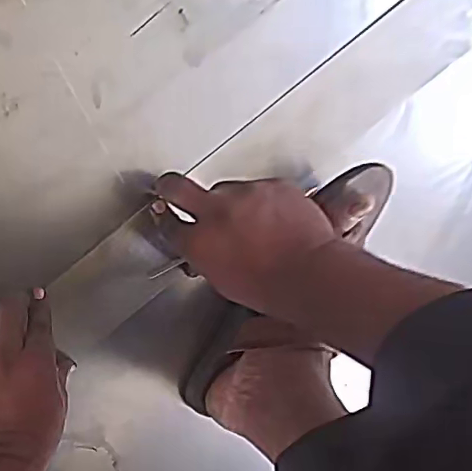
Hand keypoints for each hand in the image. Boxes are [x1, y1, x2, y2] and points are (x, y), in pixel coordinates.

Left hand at [0, 290, 73, 470]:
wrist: (7, 453)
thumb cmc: (40, 430)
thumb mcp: (61, 398)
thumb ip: (58, 370)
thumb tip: (56, 356)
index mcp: (36, 360)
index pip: (38, 321)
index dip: (40, 306)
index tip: (40, 298)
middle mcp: (6, 355)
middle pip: (8, 309)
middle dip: (17, 301)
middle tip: (21, 302)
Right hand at [153, 173, 339, 311]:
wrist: (308, 273)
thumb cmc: (267, 286)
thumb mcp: (220, 279)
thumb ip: (204, 256)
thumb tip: (202, 247)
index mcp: (197, 242)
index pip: (168, 224)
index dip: (164, 219)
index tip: (163, 214)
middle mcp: (215, 213)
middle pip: (179, 188)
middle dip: (169, 188)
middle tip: (167, 187)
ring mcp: (245, 194)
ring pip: (226, 189)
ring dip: (231, 202)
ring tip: (249, 220)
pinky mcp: (273, 185)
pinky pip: (260, 188)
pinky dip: (263, 200)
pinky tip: (272, 218)